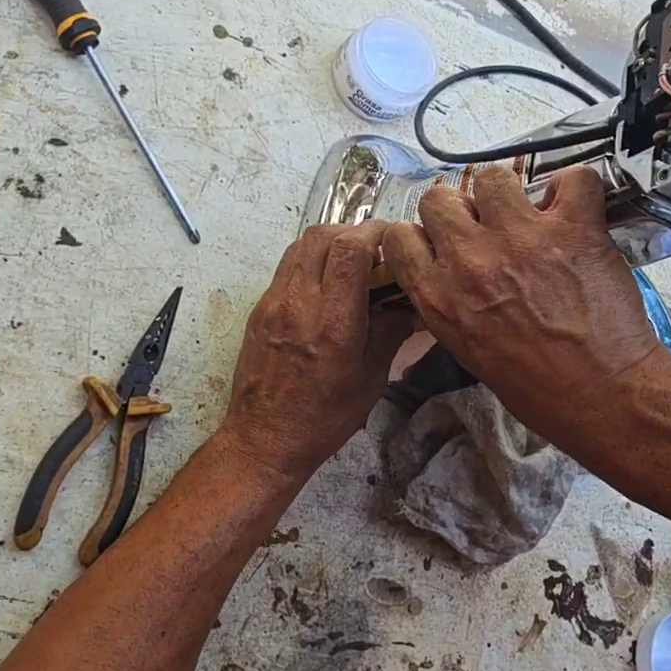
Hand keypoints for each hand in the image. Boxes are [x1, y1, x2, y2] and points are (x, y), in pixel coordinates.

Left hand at [221, 221, 414, 485]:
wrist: (265, 438)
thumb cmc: (325, 417)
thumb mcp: (371, 378)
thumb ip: (391, 331)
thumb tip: (411, 299)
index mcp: (333, 322)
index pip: (350, 248)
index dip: (375, 232)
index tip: (393, 240)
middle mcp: (299, 303)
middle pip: (323, 235)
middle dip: (353, 232)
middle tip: (374, 250)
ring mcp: (273, 302)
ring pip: (301, 245)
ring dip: (329, 242)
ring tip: (351, 263)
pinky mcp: (259, 309)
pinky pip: (287, 267)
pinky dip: (310, 261)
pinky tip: (326, 285)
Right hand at [379, 164, 670, 441]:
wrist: (604, 398)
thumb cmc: (534, 387)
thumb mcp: (465, 349)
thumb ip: (448, 302)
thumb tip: (449, 272)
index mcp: (437, 295)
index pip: (398, 236)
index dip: (420, 235)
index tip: (439, 243)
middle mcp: (469, 260)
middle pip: (438, 199)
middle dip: (459, 210)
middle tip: (484, 228)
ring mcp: (519, 239)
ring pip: (492, 177)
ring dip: (508, 193)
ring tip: (527, 214)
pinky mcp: (572, 229)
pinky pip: (572, 179)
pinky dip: (573, 189)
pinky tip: (573, 211)